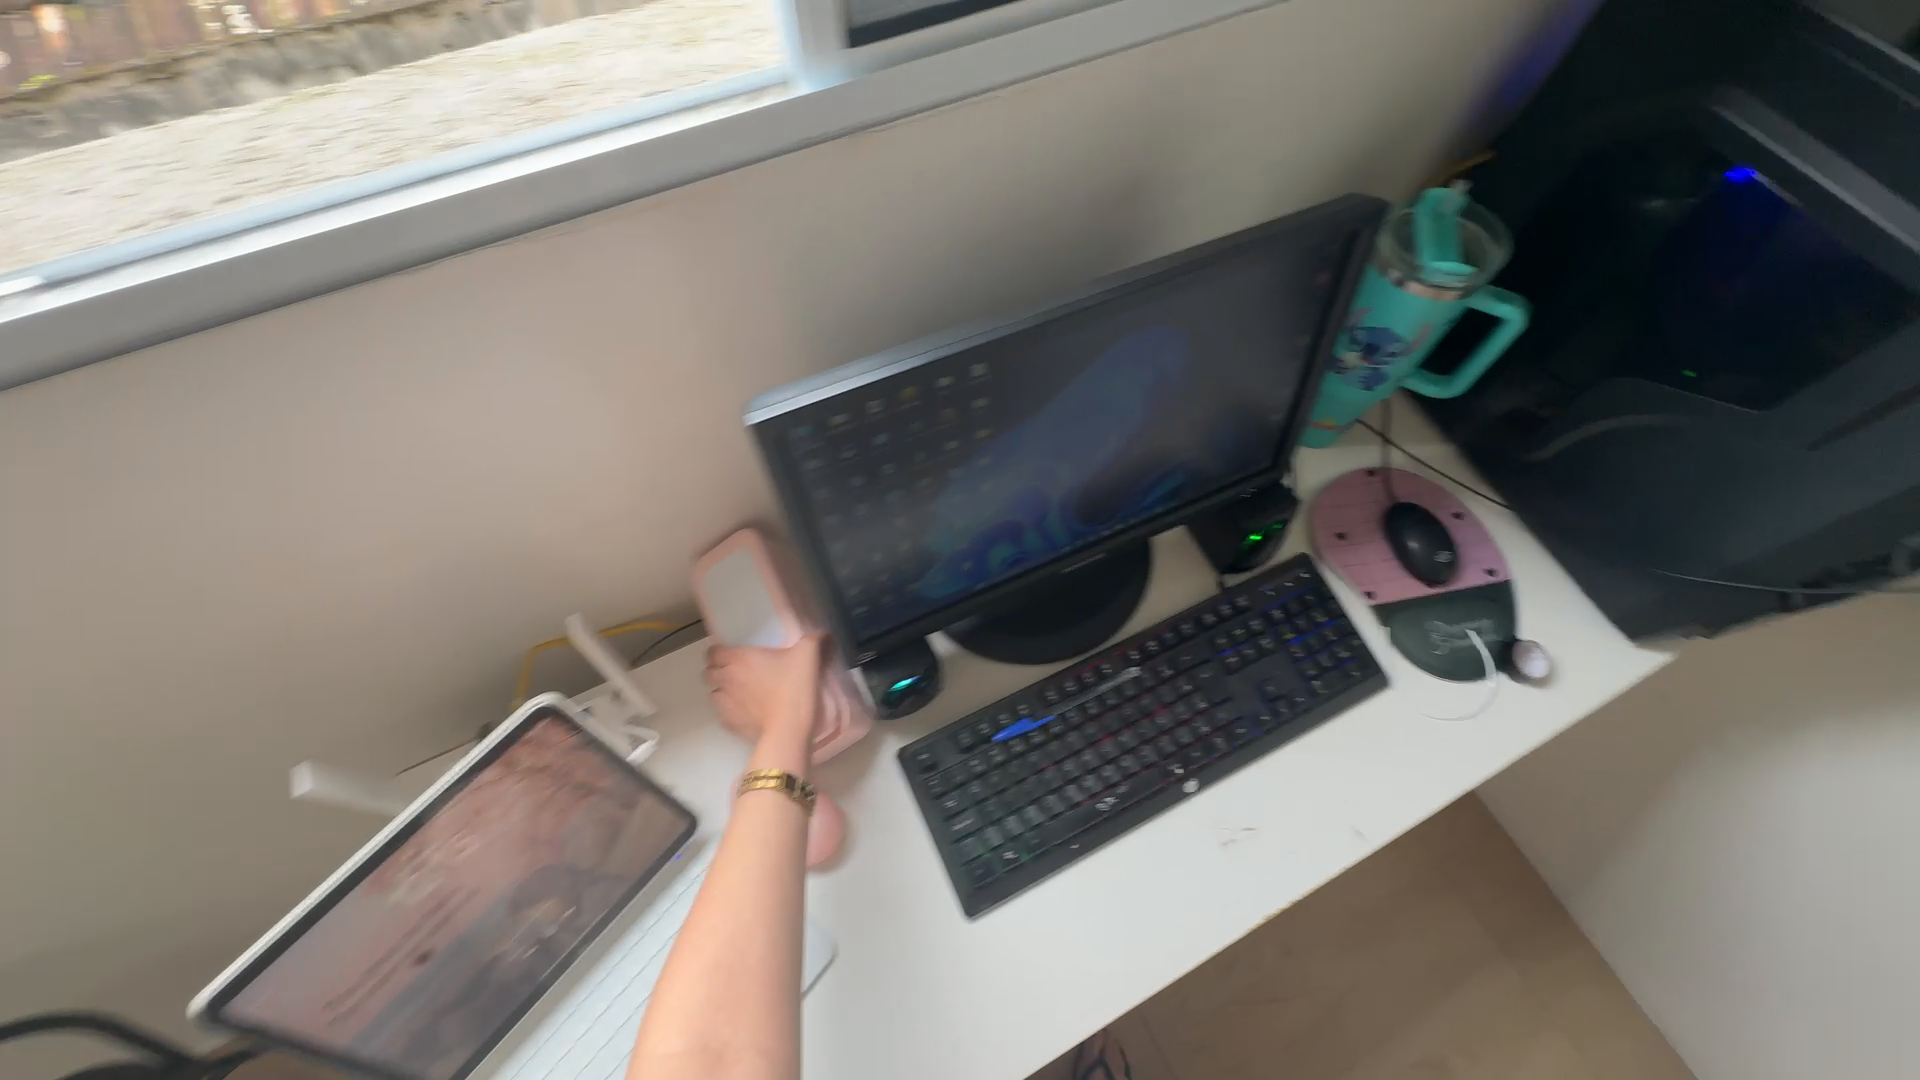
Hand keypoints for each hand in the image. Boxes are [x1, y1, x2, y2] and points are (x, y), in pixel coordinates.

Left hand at [704, 634, 822, 743]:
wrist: (789, 730)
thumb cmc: (794, 687)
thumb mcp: (808, 654)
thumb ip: (813, 640)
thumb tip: (823, 634)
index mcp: (739, 659)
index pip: (713, 651)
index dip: (720, 651)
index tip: (734, 653)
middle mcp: (726, 679)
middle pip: (708, 672)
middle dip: (718, 671)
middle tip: (738, 672)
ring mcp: (725, 704)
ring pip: (713, 693)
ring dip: (723, 691)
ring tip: (743, 693)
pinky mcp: (730, 724)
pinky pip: (722, 714)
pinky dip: (731, 711)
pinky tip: (747, 712)